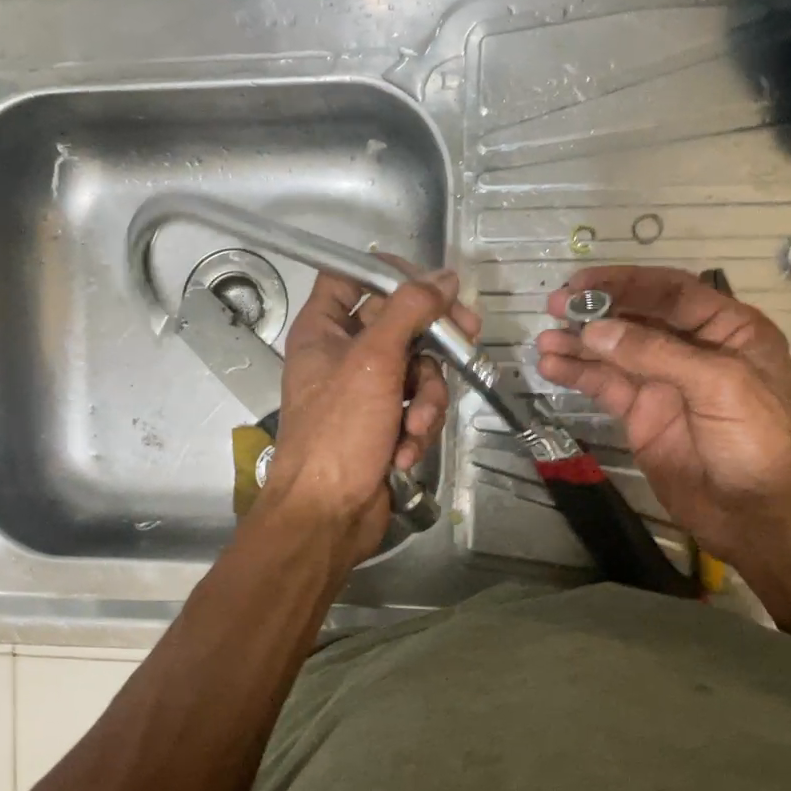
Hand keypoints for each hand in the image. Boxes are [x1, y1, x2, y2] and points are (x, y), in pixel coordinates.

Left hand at [258, 266, 479, 564]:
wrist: (328, 515)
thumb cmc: (338, 433)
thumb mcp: (373, 362)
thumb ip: (410, 311)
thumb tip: (445, 277)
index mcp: (322, 330)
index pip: (352, 277)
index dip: (390, 274)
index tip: (430, 284)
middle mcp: (343, 356)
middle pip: (400, 323)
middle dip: (432, 342)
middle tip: (468, 337)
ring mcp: (366, 393)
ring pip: (418, 370)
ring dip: (427, 399)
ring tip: (414, 427)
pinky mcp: (386, 426)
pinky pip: (418, 408)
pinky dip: (418, 429)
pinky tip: (405, 451)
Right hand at [535, 266, 790, 565]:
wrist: (761, 515)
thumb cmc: (759, 440)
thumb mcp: (719, 384)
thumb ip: (656, 353)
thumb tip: (593, 331)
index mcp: (728, 329)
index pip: (671, 292)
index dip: (626, 284)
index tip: (581, 284)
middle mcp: (693, 349)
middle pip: (637, 318)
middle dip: (595, 311)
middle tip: (552, 307)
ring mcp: (664, 384)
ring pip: (615, 353)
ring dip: (579, 345)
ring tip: (543, 342)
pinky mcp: (642, 417)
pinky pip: (606, 387)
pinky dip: (579, 376)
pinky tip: (552, 368)